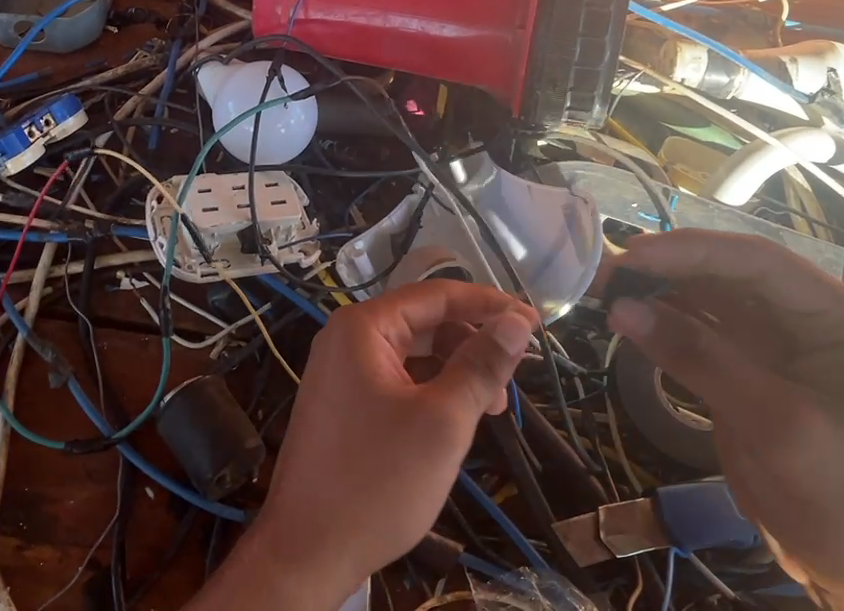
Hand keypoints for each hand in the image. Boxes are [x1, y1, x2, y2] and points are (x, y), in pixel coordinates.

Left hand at [188, 280, 539, 610]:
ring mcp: (341, 372)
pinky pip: (396, 379)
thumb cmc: (378, 480)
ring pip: (412, 353)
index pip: (436, 295)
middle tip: (517, 375)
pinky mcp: (344, 403)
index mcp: (363, 327)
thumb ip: (481, 365)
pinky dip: (432, 391)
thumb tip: (517, 321)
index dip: (488, 305)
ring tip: (494, 406)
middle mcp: (347, 338)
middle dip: (473, 342)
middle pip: (424, 322)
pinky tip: (459, 418)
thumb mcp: (443, 421)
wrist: (308, 548)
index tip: (535, 322)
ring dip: (456, 370)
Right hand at [606, 230, 843, 610]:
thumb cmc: (843, 500)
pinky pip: (700, 329)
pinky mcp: (750, 368)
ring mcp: (779, 344)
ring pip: (708, 297)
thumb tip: (620, 306)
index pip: (759, 262)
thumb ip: (700, 359)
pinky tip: (626, 320)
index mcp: (842, 320)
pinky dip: (661, 321)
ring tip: (601, 290)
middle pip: (729, 273)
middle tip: (601, 272)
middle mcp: (812, 319)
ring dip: (656, 291)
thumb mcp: (774, 427)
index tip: (628, 253)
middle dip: (666, 268)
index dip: (691, 251)